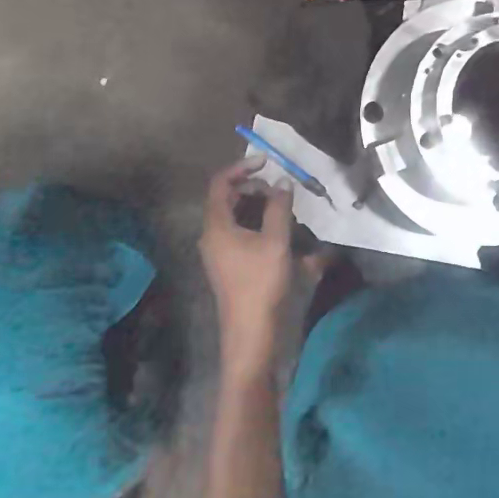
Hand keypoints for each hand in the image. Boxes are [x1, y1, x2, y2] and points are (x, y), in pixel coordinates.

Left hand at [198, 161, 292, 375]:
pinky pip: (242, 233)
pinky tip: (283, 231)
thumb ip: (279, 207)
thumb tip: (282, 182)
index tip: (268, 162)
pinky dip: (260, 224)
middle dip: (254, 187)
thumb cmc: (261, 284)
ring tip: (285, 207)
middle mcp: (213, 236)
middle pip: (228, 198)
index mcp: (216, 226)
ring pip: (237, 216)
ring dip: (259, 206)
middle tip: (280, 189)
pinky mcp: (231, 265)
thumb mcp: (275, 242)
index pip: (220, 183)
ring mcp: (220, 252)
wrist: (251, 335)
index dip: (242, 167)